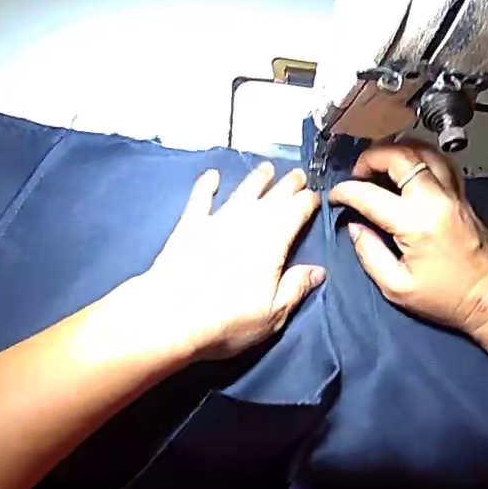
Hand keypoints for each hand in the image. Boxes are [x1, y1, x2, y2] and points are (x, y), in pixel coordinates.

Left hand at [126, 162, 325, 360]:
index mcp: (274, 240)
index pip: (297, 211)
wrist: (170, 315)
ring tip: (267, 168)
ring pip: (242, 191)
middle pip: (274, 196)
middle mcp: (248, 222)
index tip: (315, 196)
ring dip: (257, 179)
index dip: (308, 201)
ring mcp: (217, 220)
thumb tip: (318, 271)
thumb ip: (296, 287)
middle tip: (299, 174)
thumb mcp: (272, 313)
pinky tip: (211, 176)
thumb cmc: (228, 320)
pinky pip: (201, 198)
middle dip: (289, 184)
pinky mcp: (190, 225)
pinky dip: (207, 185)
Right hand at [328, 141, 487, 335]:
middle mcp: (435, 200)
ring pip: (424, 151)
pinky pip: (442, 162)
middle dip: (370, 158)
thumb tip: (354, 226)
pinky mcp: (463, 196)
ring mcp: (453, 194)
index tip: (335, 196)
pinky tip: (409, 167)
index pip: (370, 194)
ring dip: (398, 150)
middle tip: (357, 173)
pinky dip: (421, 157)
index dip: (345, 191)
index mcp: (415, 223)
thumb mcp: (395, 286)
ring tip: (380, 163)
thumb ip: (369, 253)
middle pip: (400, 157)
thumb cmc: (445, 298)